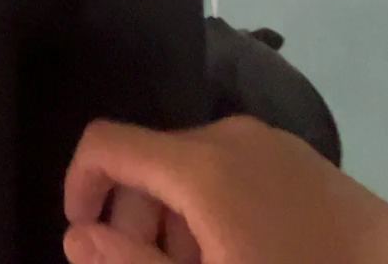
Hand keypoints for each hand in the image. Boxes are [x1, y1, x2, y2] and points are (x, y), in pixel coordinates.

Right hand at [64, 116, 387, 263]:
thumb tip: (76, 238)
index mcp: (200, 162)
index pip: (105, 144)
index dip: (79, 185)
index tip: (83, 239)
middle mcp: (230, 136)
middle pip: (149, 158)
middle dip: (132, 215)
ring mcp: (276, 147)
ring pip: (191, 169)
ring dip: (174, 219)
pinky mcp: (312, 166)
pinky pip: (234, 174)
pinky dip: (215, 212)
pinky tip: (246, 261)